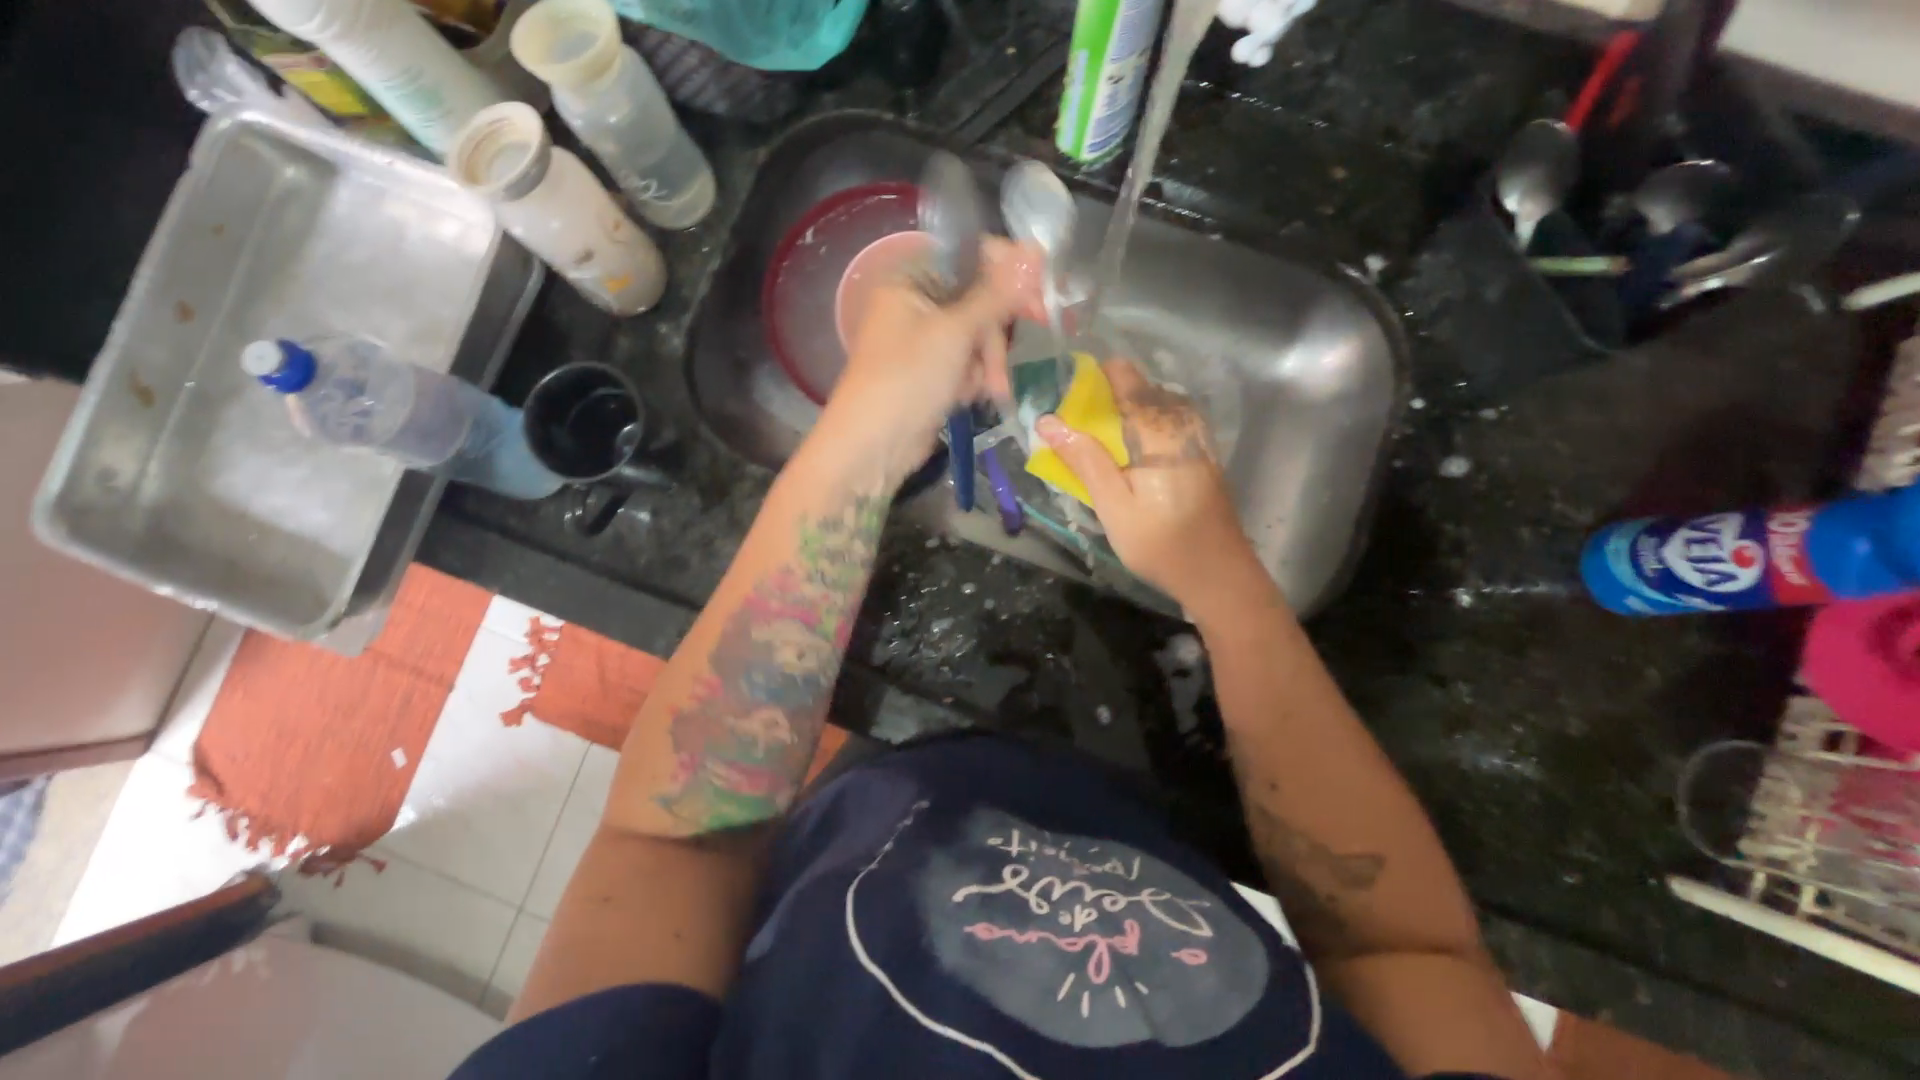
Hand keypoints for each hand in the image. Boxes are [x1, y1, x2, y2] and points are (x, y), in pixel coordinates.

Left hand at [814, 237, 1043, 484]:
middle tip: (1020, 347)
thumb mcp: (955, 331)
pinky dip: (974, 379)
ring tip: (988, 389)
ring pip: (977, 336)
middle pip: (978, 300)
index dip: (1007, 274)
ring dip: (987, 363)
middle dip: (995, 334)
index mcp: (911, 280)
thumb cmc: (908, 378)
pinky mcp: (931, 373)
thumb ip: (997, 292)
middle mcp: (915, 303)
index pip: (970, 257)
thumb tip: (1034, 249)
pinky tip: (971, 397)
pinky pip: (966, 363)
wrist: (873, 446)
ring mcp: (922, 340)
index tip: (1037, 298)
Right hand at [1034, 359, 1267, 614]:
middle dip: (1108, 397)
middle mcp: (1183, 423)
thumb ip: (1085, 459)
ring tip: (1100, 440)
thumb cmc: (1161, 544)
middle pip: (1142, 387)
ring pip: (1158, 404)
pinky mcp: (1203, 454)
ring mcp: (1199, 438)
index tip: (1068, 394)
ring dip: (1127, 413)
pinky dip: (1146, 427)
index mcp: (1159, 430)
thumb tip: (1048, 421)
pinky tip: (1132, 455)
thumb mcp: (1113, 507)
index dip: (1095, 377)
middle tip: (1076, 425)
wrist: (1219, 574)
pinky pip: (1171, 422)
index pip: (1127, 377)